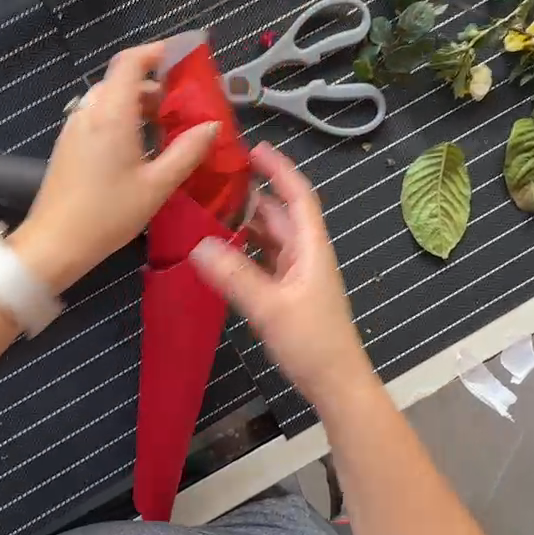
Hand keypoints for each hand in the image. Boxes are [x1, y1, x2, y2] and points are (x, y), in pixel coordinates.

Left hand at [11, 43, 219, 292]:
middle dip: (155, 85)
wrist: (54, 243)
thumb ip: (187, 151)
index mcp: (112, 113)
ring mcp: (74, 128)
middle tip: (184, 107)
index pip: (131, 61)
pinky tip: (139, 149)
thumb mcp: (157, 186)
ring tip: (166, 130)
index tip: (185, 58)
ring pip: (110, 100)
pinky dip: (122, 120)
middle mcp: (89, 112)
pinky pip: (98, 117)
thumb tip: (212, 125)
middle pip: (122, 80)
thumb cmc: (108, 215)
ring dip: (138, 105)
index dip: (158, 52)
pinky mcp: (68, 145)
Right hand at [188, 142, 377, 404]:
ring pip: (271, 237)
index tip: (252, 150)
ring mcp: (298, 274)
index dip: (279, 169)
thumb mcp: (270, 308)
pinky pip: (264, 259)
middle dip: (253, 193)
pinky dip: (245, 248)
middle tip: (215, 180)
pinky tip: (222, 250)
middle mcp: (306, 254)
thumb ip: (234, 276)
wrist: (336, 384)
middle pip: (280, 213)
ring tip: (211, 209)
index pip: (298, 196)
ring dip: (247, 221)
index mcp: (311, 248)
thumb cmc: (313, 343)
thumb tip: (197, 245)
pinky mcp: (289, 293)